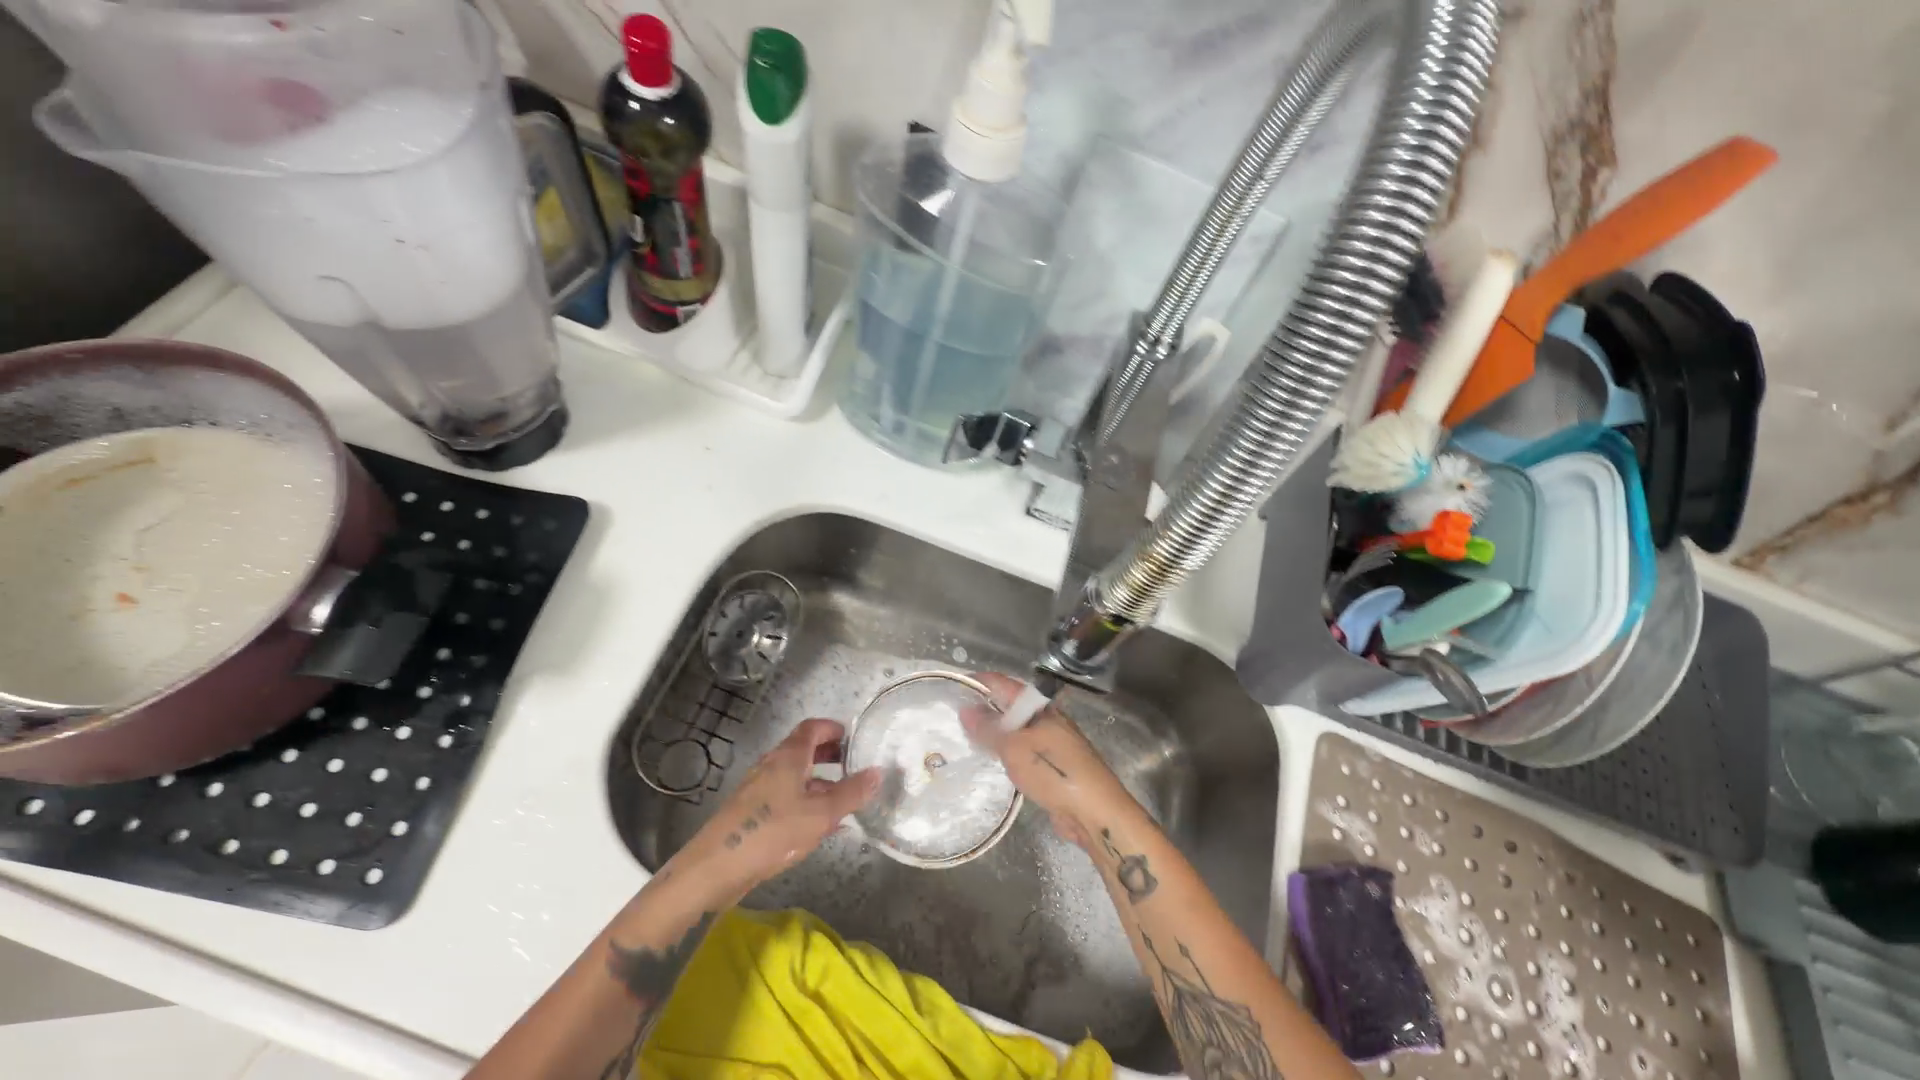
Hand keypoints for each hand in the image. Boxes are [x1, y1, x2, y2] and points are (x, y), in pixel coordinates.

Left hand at [670, 718, 880, 900]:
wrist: (717, 866)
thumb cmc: (772, 831)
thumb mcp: (820, 813)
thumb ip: (851, 793)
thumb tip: (877, 772)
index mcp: (787, 757)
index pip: (811, 728)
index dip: (833, 728)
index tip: (854, 738)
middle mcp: (771, 767)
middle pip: (803, 751)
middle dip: (829, 756)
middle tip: (854, 766)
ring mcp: (759, 790)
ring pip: (795, 777)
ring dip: (819, 783)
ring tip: (845, 801)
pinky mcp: (753, 814)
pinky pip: (786, 799)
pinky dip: (806, 803)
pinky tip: (821, 827)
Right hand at [963, 673, 1134, 851]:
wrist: (1095, 812)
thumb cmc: (1056, 773)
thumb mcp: (1015, 749)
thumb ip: (989, 729)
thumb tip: (965, 709)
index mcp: (1041, 708)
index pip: (1005, 685)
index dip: (981, 682)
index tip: (955, 685)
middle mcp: (1047, 719)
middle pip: (1011, 706)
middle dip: (984, 706)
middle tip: (954, 714)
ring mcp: (1052, 742)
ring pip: (1017, 729)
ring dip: (994, 731)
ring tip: (965, 736)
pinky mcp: (1053, 765)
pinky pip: (1023, 750)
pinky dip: (1005, 751)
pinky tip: (992, 760)